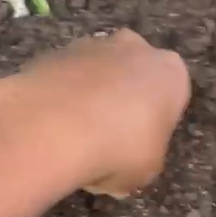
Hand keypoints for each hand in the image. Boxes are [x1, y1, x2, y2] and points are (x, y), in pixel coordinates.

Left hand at [0, 29, 189, 196]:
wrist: (55, 127)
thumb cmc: (119, 149)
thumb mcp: (144, 171)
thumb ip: (142, 158)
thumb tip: (123, 166)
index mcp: (169, 73)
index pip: (168, 95)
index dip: (151, 122)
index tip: (136, 146)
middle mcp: (132, 49)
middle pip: (129, 73)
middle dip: (118, 98)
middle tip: (102, 137)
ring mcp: (88, 45)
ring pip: (91, 72)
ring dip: (84, 96)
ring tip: (68, 136)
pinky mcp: (50, 53)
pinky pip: (59, 77)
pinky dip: (54, 96)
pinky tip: (46, 125)